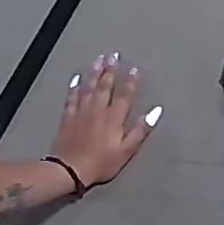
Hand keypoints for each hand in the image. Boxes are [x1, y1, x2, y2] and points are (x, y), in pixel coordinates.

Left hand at [49, 52, 159, 186]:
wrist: (69, 169)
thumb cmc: (101, 162)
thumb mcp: (126, 151)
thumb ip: (140, 130)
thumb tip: (155, 112)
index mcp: (114, 117)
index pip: (125, 95)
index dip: (131, 81)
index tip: (134, 69)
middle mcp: (98, 110)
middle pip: (106, 86)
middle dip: (111, 70)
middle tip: (114, 55)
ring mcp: (82, 111)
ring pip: (89, 87)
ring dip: (95, 72)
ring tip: (99, 59)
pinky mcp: (69, 117)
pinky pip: (72, 97)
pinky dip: (75, 86)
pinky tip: (77, 78)